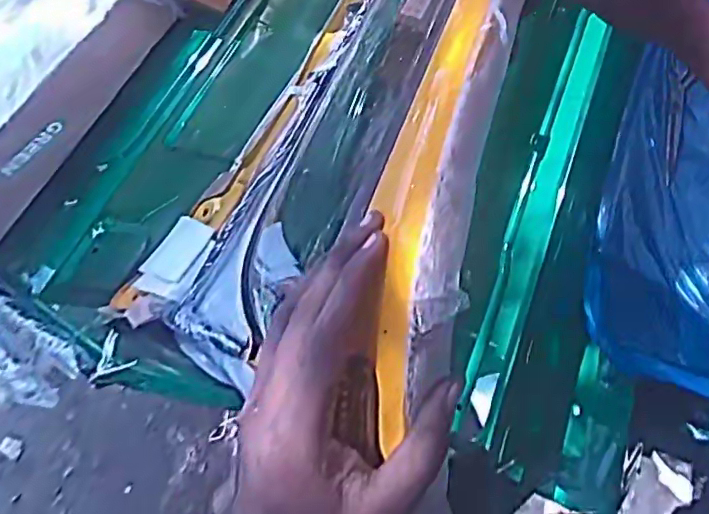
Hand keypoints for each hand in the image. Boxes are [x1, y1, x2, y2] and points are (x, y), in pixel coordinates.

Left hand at [234, 212, 458, 513]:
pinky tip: (326, 285)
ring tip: (354, 241)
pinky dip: (307, 296)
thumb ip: (422, 449)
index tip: (378, 242)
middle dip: (336, 260)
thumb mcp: (381, 507)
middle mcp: (265, 398)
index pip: (320, 332)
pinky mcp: (258, 398)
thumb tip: (452, 384)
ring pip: (284, 316)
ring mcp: (255, 397)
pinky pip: (282, 330)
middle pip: (298, 311)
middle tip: (372, 222)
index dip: (350, 281)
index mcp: (292, 420)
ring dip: (320, 273)